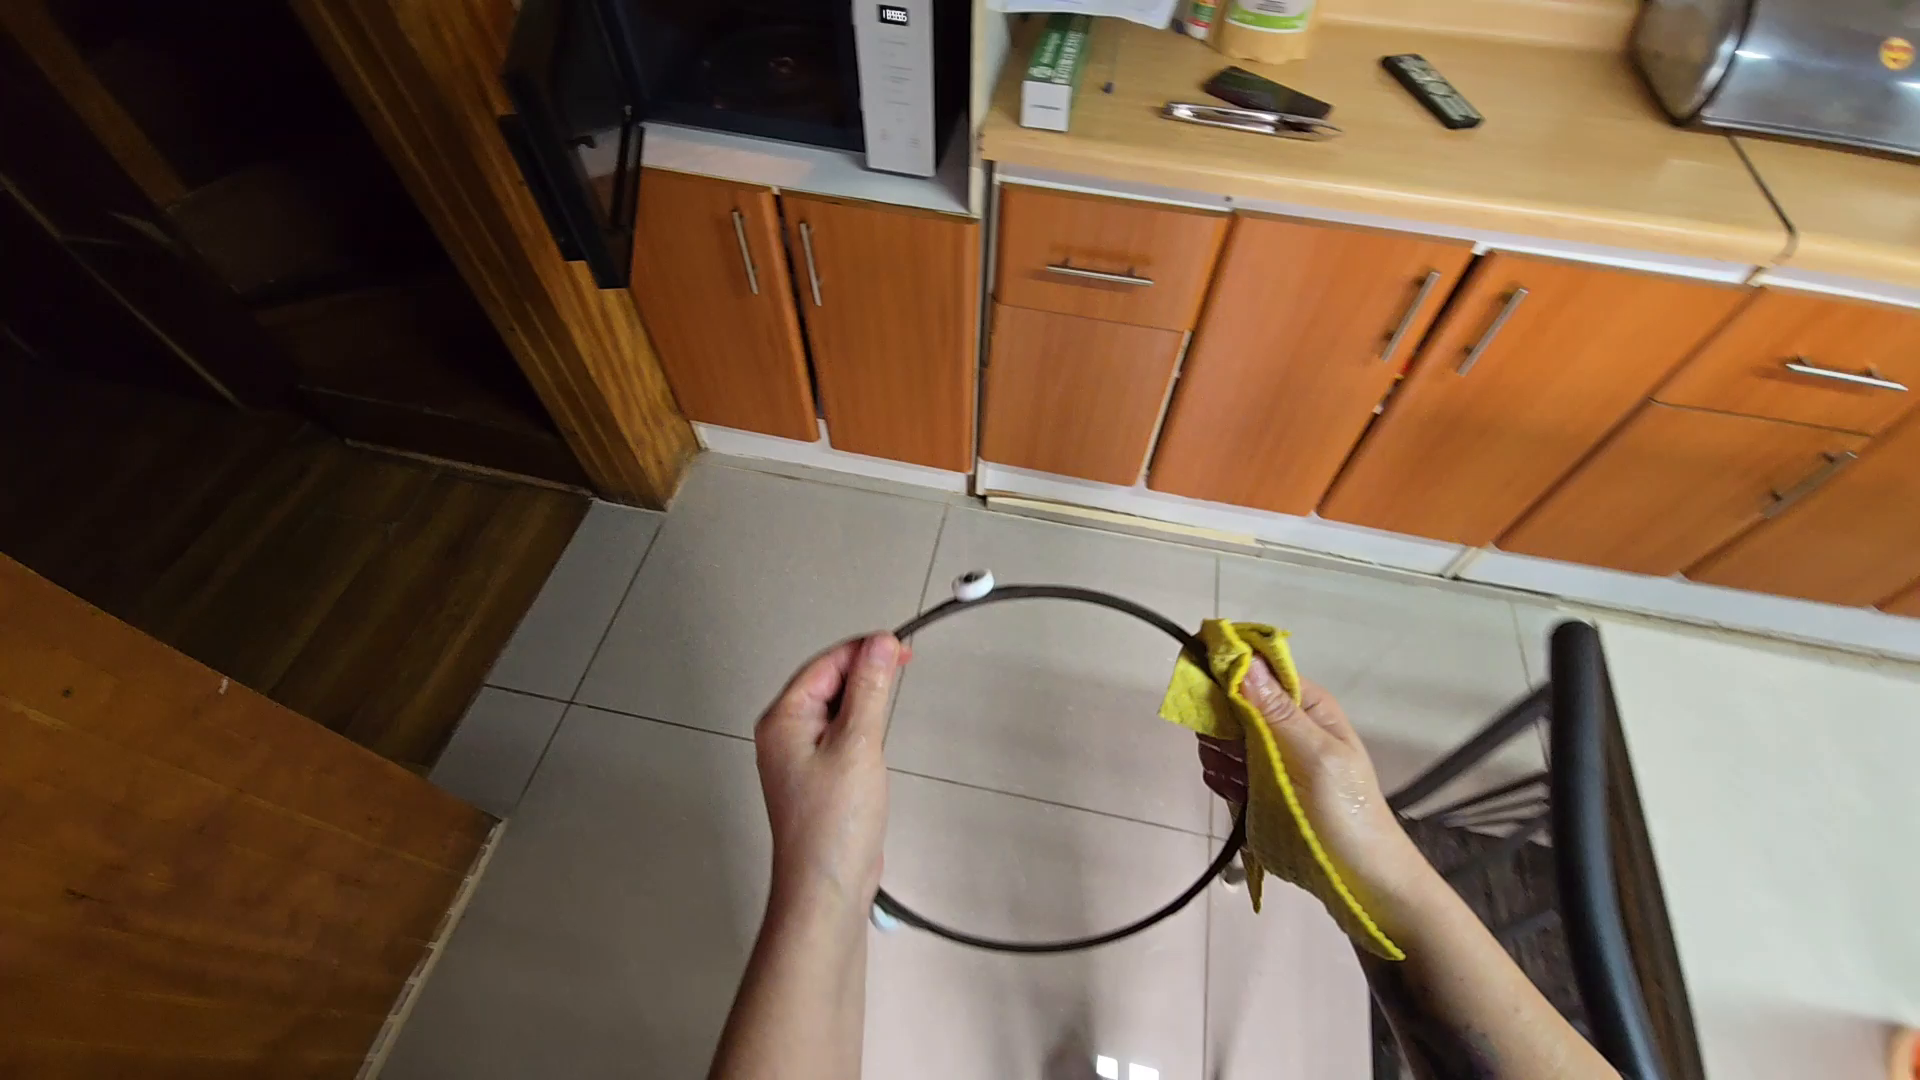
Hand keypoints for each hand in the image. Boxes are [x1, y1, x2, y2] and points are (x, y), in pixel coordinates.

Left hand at [754, 633, 909, 913]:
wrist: (828, 890)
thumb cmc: (837, 821)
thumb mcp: (858, 744)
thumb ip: (869, 689)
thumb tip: (879, 642)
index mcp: (783, 718)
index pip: (826, 663)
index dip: (864, 650)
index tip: (903, 648)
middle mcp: (785, 732)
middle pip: (829, 681)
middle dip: (866, 672)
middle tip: (906, 668)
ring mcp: (799, 755)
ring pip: (837, 707)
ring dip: (866, 699)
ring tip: (893, 702)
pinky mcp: (818, 775)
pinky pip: (840, 734)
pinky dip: (863, 726)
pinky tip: (878, 737)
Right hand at [1196, 658, 1430, 911]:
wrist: (1362, 881)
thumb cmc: (1347, 813)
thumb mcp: (1318, 758)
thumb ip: (1277, 712)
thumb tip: (1243, 661)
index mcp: (1306, 705)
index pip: (1257, 670)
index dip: (1226, 674)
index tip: (1206, 697)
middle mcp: (1284, 721)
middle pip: (1230, 701)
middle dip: (1220, 725)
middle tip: (1230, 754)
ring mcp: (1269, 753)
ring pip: (1221, 734)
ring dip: (1219, 755)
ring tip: (1236, 782)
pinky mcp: (1256, 782)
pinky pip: (1223, 765)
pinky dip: (1221, 777)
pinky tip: (1233, 793)